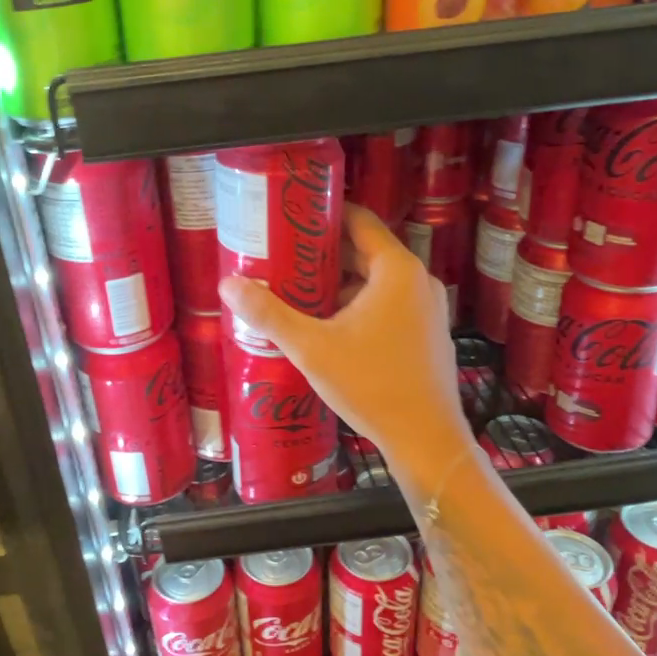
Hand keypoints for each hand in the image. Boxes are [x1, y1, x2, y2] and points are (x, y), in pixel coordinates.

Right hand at [219, 204, 476, 496]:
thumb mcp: (311, 348)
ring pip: (377, 284)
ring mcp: (429, 309)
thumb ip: (269, 314)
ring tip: (298, 296)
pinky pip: (390, 307)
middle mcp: (418, 281)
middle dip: (324, 257)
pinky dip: (361, 308)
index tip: (290, 221)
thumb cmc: (370, 385)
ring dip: (341, 287)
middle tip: (283, 262)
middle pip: (366, 253)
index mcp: (396, 270)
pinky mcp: (429, 335)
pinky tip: (330, 330)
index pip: (359, 221)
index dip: (323, 216)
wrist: (425, 439)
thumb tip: (228, 284)